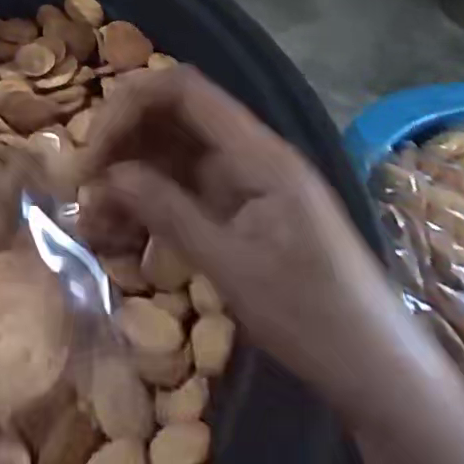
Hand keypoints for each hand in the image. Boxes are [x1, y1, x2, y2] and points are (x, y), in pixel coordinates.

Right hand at [79, 66, 424, 415]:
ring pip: (172, 149)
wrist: (379, 372)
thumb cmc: (314, 318)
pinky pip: (182, 184)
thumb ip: (168, 211)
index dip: (131, 102)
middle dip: (122, 136)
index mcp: (258, 152)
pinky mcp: (238, 207)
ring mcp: (243, 179)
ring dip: (129, 168)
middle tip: (84, 178)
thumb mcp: (233, 268)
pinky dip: (147, 195)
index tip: (94, 147)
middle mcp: (248, 153)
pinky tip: (119, 221)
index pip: (184, 90)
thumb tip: (107, 174)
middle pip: (172, 113)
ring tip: (93, 205)